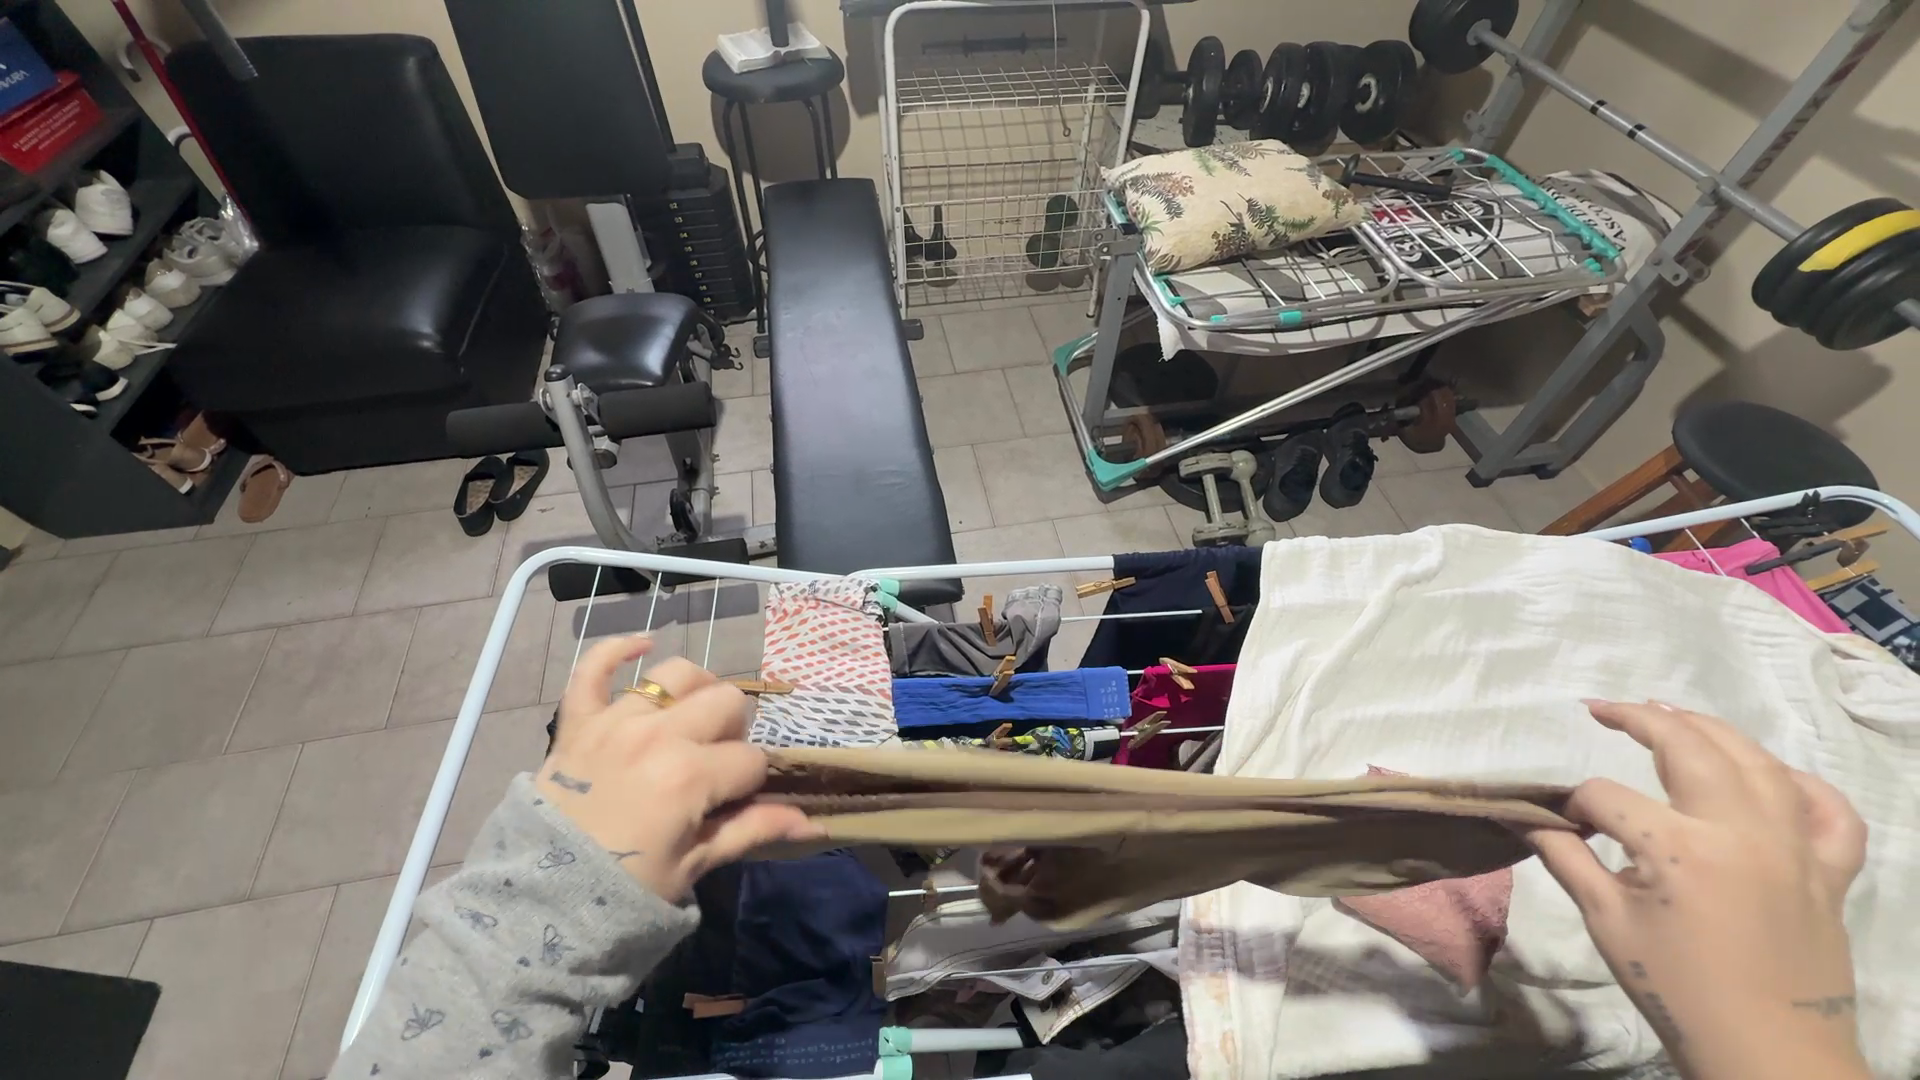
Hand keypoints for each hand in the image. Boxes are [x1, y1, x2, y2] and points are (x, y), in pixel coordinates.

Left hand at [533, 635, 820, 902]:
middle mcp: (659, 735)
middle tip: (718, 760)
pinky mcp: (579, 721)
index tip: (737, 801)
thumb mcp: (694, 865)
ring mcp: (616, 721)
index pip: (751, 758)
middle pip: (726, 702)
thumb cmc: (624, 890)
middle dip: (734, 730)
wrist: (537, 905)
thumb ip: (754, 830)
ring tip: (694, 714)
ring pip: (676, 674)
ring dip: (696, 689)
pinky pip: (594, 668)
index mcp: (691, 775)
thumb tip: (814, 824)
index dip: (753, 780)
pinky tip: (642, 644)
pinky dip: (617, 651)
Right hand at [1527, 701, 1869, 1079]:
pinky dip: (1799, 782)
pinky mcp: (1829, 873)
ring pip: (1758, 762)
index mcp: (1680, 849)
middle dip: (1638, 719)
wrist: (1771, 1054)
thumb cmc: (1676, 987)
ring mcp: (1795, 850)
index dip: (1573, 803)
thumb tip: (1526, 819)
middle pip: (1689, 748)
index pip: (1606, 796)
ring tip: (1670, 712)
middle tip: (1601, 708)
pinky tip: (1767, 773)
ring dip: (1710, 729)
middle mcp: (1743, 834)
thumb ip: (1565, 857)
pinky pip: (1828, 812)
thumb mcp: (1605, 919)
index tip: (1559, 822)